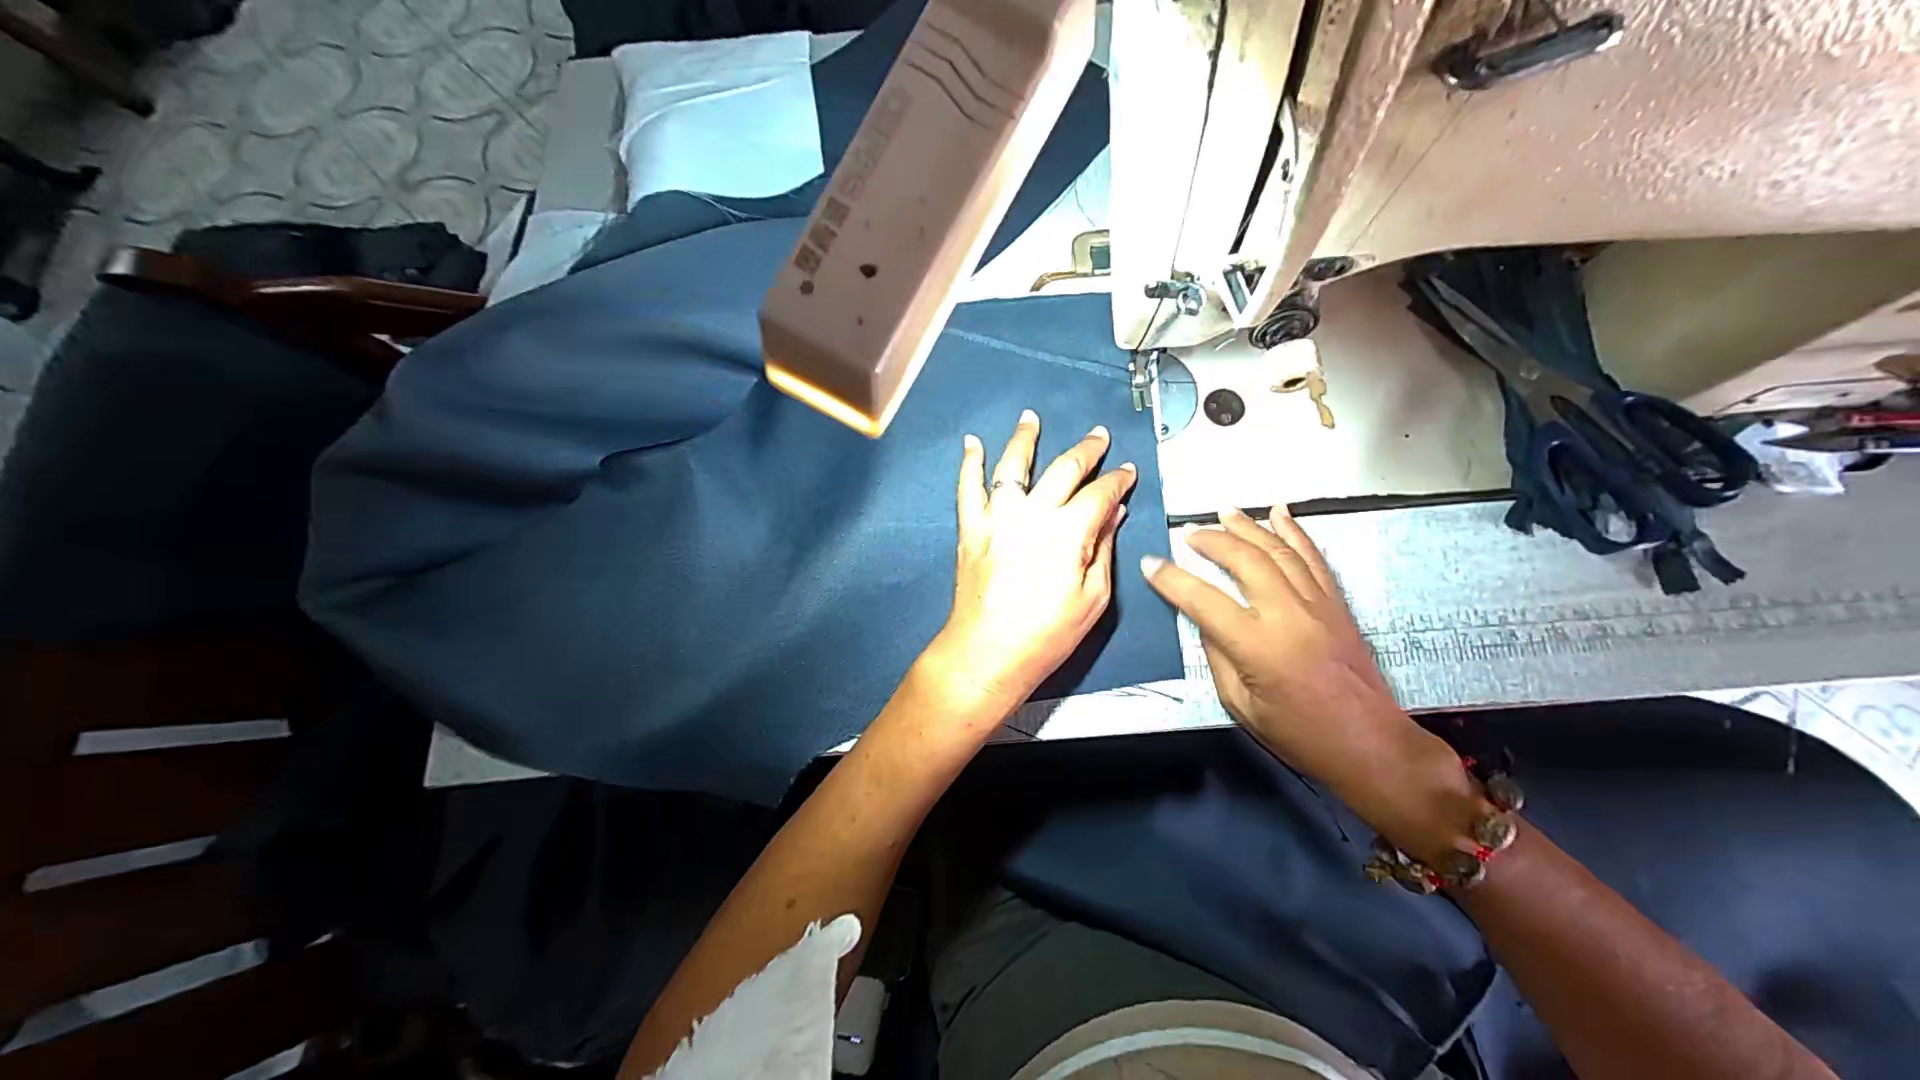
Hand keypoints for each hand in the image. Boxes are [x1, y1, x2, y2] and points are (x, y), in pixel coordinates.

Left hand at [926, 409, 1136, 712]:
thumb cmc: (1045, 635)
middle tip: (1098, 437)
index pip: (1100, 493)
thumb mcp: (1093, 597)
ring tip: (1031, 418)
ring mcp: (997, 519)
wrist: (987, 653)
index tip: (1126, 472)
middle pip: (1063, 469)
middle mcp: (1032, 515)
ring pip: (1012, 467)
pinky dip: (970, 464)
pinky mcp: (971, 530)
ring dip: (1024, 439)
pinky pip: (968, 489)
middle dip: (1085, 450)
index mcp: (1068, 531)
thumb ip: (1103, 548)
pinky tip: (972, 444)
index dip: (1117, 479)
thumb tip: (1114, 514)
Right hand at [1140, 507, 1469, 859]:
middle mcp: (1287, 614)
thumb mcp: (1239, 703)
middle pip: (1243, 560)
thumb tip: (1204, 618)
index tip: (1150, 563)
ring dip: (1248, 527)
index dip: (1171, 579)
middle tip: (1188, 533)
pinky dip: (1295, 531)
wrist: (1370, 744)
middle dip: (1211, 541)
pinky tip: (1279, 513)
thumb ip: (1217, 654)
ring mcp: (1317, 603)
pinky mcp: (1337, 603)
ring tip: (1224, 512)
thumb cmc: (1298, 735)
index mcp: (1257, 645)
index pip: (1202, 599)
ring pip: (1278, 550)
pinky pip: (1313, 557)